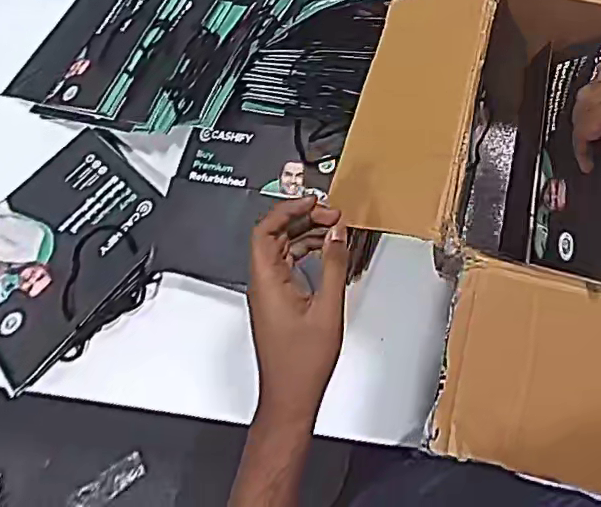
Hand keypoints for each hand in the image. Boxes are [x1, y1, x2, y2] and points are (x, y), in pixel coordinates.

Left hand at [247, 196, 350, 428]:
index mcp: (267, 283)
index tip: (312, 201)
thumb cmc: (302, 364)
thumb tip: (337, 233)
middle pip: (275, 235)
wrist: (290, 399)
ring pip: (283, 247)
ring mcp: (270, 292)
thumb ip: (333, 264)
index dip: (287, 210)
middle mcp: (264, 285)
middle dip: (303, 218)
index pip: (266, 231)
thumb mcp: (328, 307)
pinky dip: (308, 249)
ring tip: (334, 228)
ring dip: (307, 233)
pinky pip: (290, 262)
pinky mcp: (279, 300)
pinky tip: (327, 249)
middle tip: (331, 213)